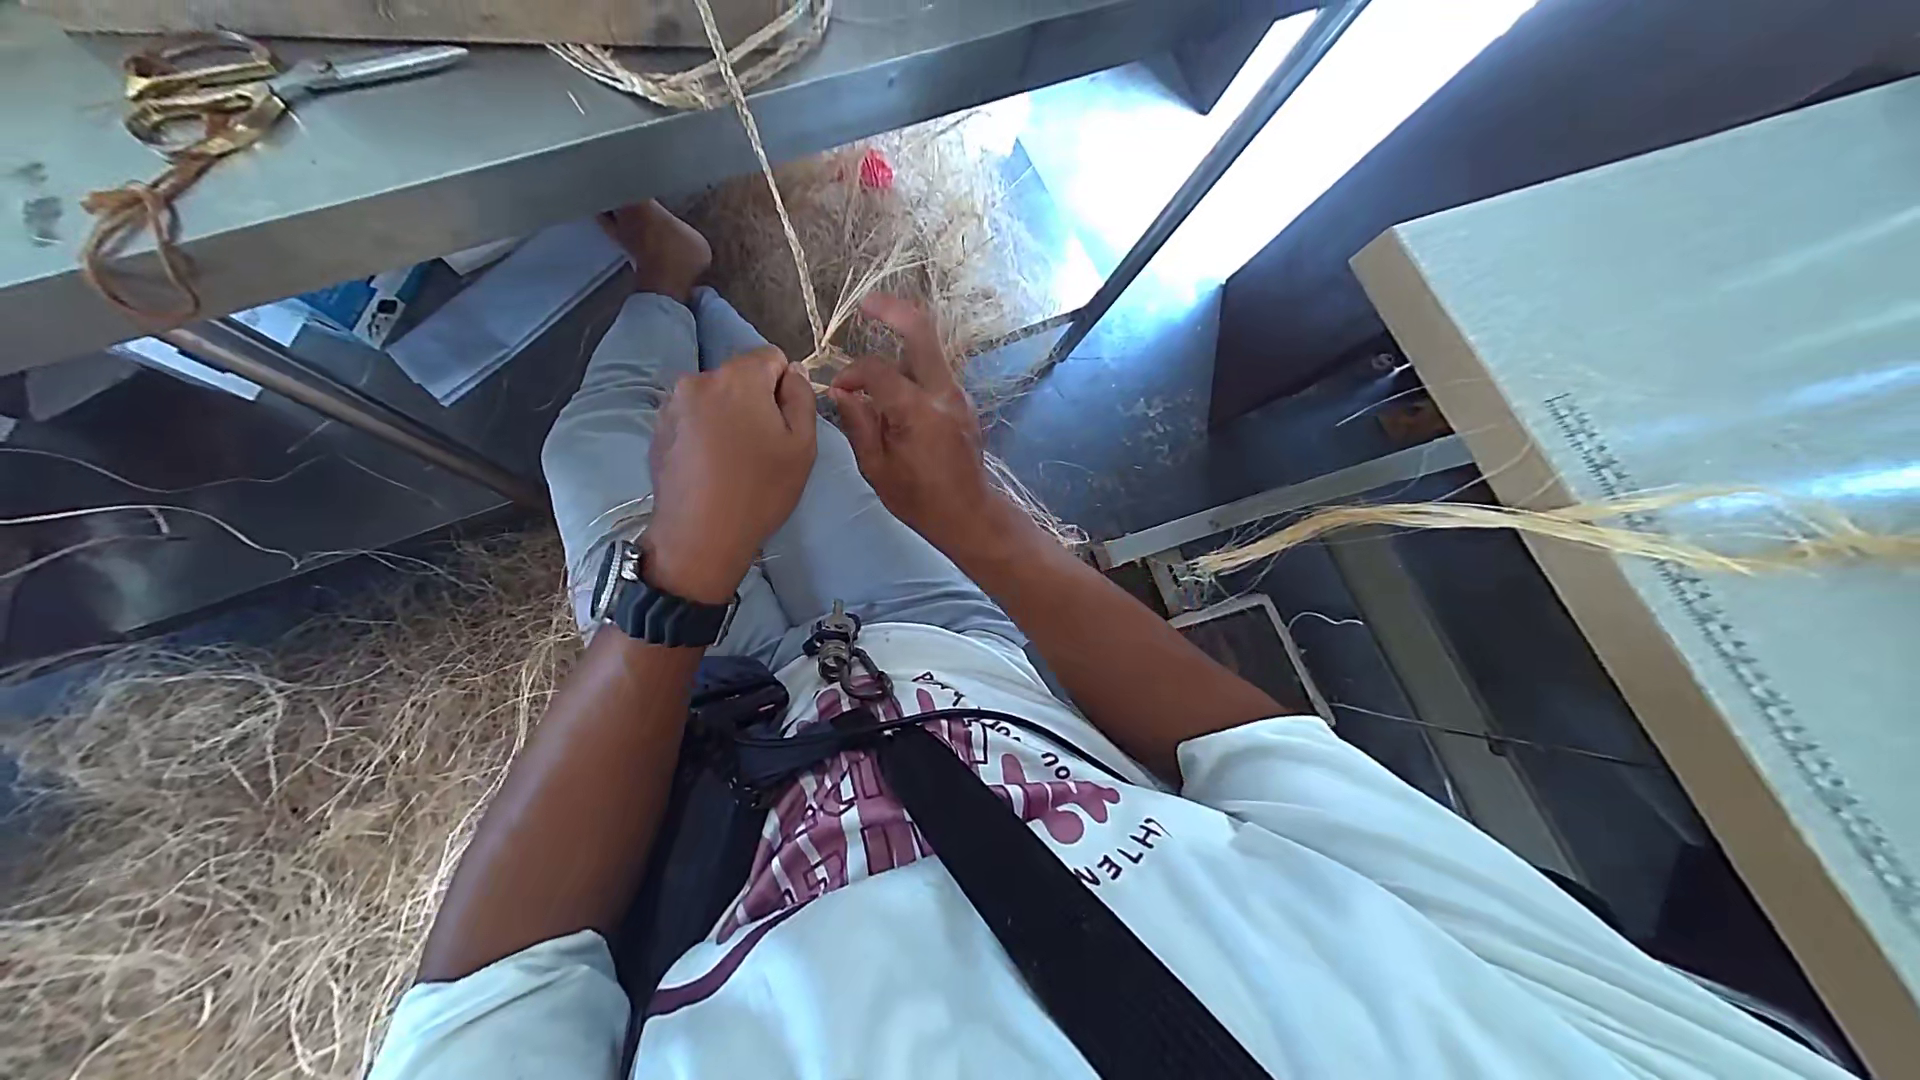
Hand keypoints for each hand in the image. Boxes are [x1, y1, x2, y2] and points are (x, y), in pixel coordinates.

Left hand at [643, 346, 817, 603]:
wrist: (700, 535)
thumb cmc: (760, 490)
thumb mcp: (802, 445)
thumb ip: (801, 397)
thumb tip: (791, 372)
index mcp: (738, 378)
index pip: (772, 357)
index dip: (784, 388)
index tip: (783, 423)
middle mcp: (699, 380)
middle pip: (740, 376)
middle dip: (755, 400)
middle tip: (762, 446)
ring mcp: (672, 405)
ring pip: (716, 397)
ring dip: (728, 415)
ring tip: (734, 459)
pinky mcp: (658, 430)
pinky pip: (694, 417)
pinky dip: (705, 431)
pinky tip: (711, 466)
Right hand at [829, 295, 1016, 557]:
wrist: (968, 514)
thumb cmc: (918, 499)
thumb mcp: (877, 467)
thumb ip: (858, 423)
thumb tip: (842, 393)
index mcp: (917, 410)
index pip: (876, 370)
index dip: (851, 373)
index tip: (838, 390)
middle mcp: (943, 393)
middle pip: (922, 331)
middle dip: (892, 310)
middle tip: (866, 305)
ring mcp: (959, 396)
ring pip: (930, 351)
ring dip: (902, 347)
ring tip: (876, 371)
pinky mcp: (964, 404)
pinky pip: (936, 373)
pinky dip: (914, 369)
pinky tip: (897, 391)